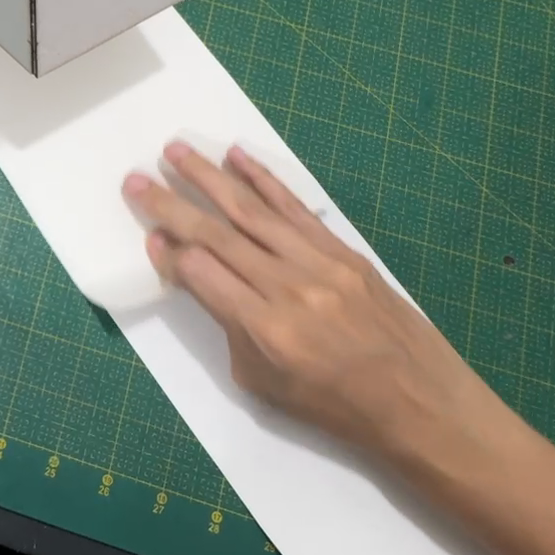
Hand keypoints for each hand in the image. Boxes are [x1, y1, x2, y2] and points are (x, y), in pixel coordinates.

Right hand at [123, 143, 504, 463]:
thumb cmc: (331, 405)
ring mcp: (320, 264)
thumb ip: (225, 323)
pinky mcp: (343, 252)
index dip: (168, 251)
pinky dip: (263, 179)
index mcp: (264, 327)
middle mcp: (289, 287)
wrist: (420, 404)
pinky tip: (237, 157)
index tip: (147, 233)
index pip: (199, 272)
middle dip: (169, 203)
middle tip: (134, 179)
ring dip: (208, 176)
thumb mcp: (261, 381)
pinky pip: (294, 208)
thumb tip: (192, 272)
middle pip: (215, 234)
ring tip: (175, 149)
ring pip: (250, 210)